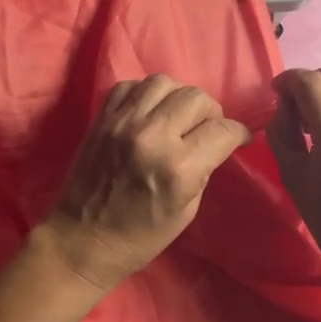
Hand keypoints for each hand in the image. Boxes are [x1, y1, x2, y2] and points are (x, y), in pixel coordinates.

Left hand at [41, 75, 250, 292]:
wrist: (83, 240)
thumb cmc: (140, 236)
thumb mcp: (187, 209)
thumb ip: (204, 167)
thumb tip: (218, 140)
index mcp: (178, 168)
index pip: (222, 129)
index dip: (237, 133)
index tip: (238, 138)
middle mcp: (152, 136)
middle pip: (196, 97)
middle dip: (210, 113)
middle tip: (205, 130)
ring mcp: (123, 122)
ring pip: (165, 82)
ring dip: (178, 97)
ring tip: (176, 117)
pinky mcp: (102, 117)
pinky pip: (131, 85)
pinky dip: (145, 94)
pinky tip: (148, 112)